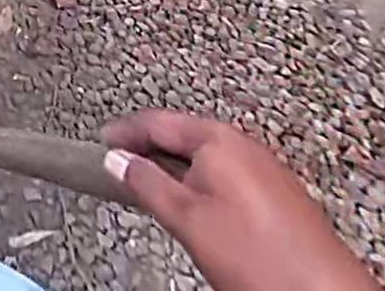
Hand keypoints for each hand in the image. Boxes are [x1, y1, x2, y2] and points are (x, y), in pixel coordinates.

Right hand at [103, 111, 380, 290]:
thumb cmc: (265, 262)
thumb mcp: (187, 219)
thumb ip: (145, 183)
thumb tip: (116, 160)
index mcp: (218, 138)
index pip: (155, 121)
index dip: (124, 132)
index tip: (103, 143)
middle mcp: (243, 145)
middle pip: (181, 136)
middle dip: (150, 149)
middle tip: (123, 165)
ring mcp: (266, 170)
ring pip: (205, 157)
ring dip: (176, 167)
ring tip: (156, 190)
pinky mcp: (281, 197)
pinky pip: (227, 175)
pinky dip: (202, 183)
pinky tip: (199, 209)